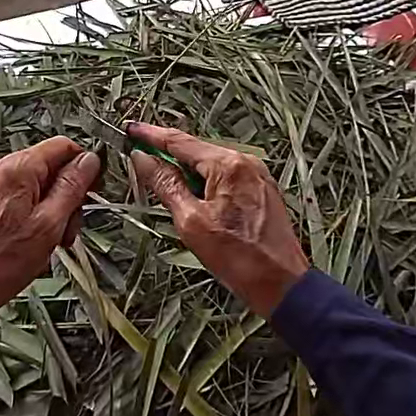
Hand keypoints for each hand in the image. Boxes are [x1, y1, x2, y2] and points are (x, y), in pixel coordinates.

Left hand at [0, 136, 103, 326]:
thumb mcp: (50, 223)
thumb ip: (73, 187)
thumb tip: (89, 162)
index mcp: (18, 168)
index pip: (64, 145)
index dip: (84, 166)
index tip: (93, 188)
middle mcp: (4, 171)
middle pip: (53, 167)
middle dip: (70, 195)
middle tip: (71, 224)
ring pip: (42, 186)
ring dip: (57, 210)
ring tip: (54, 238)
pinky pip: (28, 200)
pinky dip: (41, 217)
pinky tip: (40, 241)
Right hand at [128, 123, 308, 316]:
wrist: (282, 285)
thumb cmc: (242, 258)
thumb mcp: (191, 221)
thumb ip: (166, 185)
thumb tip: (144, 161)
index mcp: (228, 165)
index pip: (180, 141)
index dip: (151, 135)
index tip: (132, 130)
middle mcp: (246, 164)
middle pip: (195, 151)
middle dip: (167, 155)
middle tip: (140, 158)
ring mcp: (256, 176)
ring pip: (210, 165)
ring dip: (185, 172)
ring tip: (164, 186)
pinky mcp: (260, 191)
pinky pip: (225, 177)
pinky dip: (204, 182)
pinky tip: (192, 197)